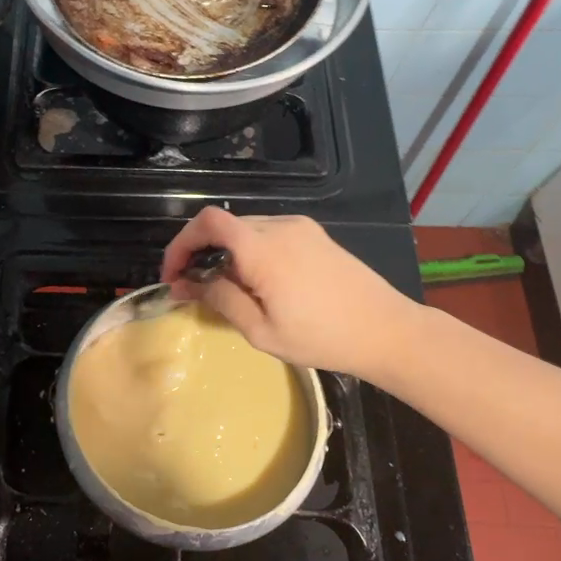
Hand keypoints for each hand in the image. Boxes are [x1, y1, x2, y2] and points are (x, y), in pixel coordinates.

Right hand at [160, 207, 423, 379]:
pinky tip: (258, 284)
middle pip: (224, 225)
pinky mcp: (314, 235)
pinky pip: (268, 234)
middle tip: (195, 290)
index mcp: (264, 248)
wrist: (387, 331)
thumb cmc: (322, 337)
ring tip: (227, 291)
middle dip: (201, 253)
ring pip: (245, 229)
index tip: (174, 275)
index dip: (181, 243)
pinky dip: (250, 251)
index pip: (208, 222)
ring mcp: (300, 228)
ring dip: (226, 253)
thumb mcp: (261, 330)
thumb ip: (220, 299)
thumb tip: (185, 284)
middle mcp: (280, 226)